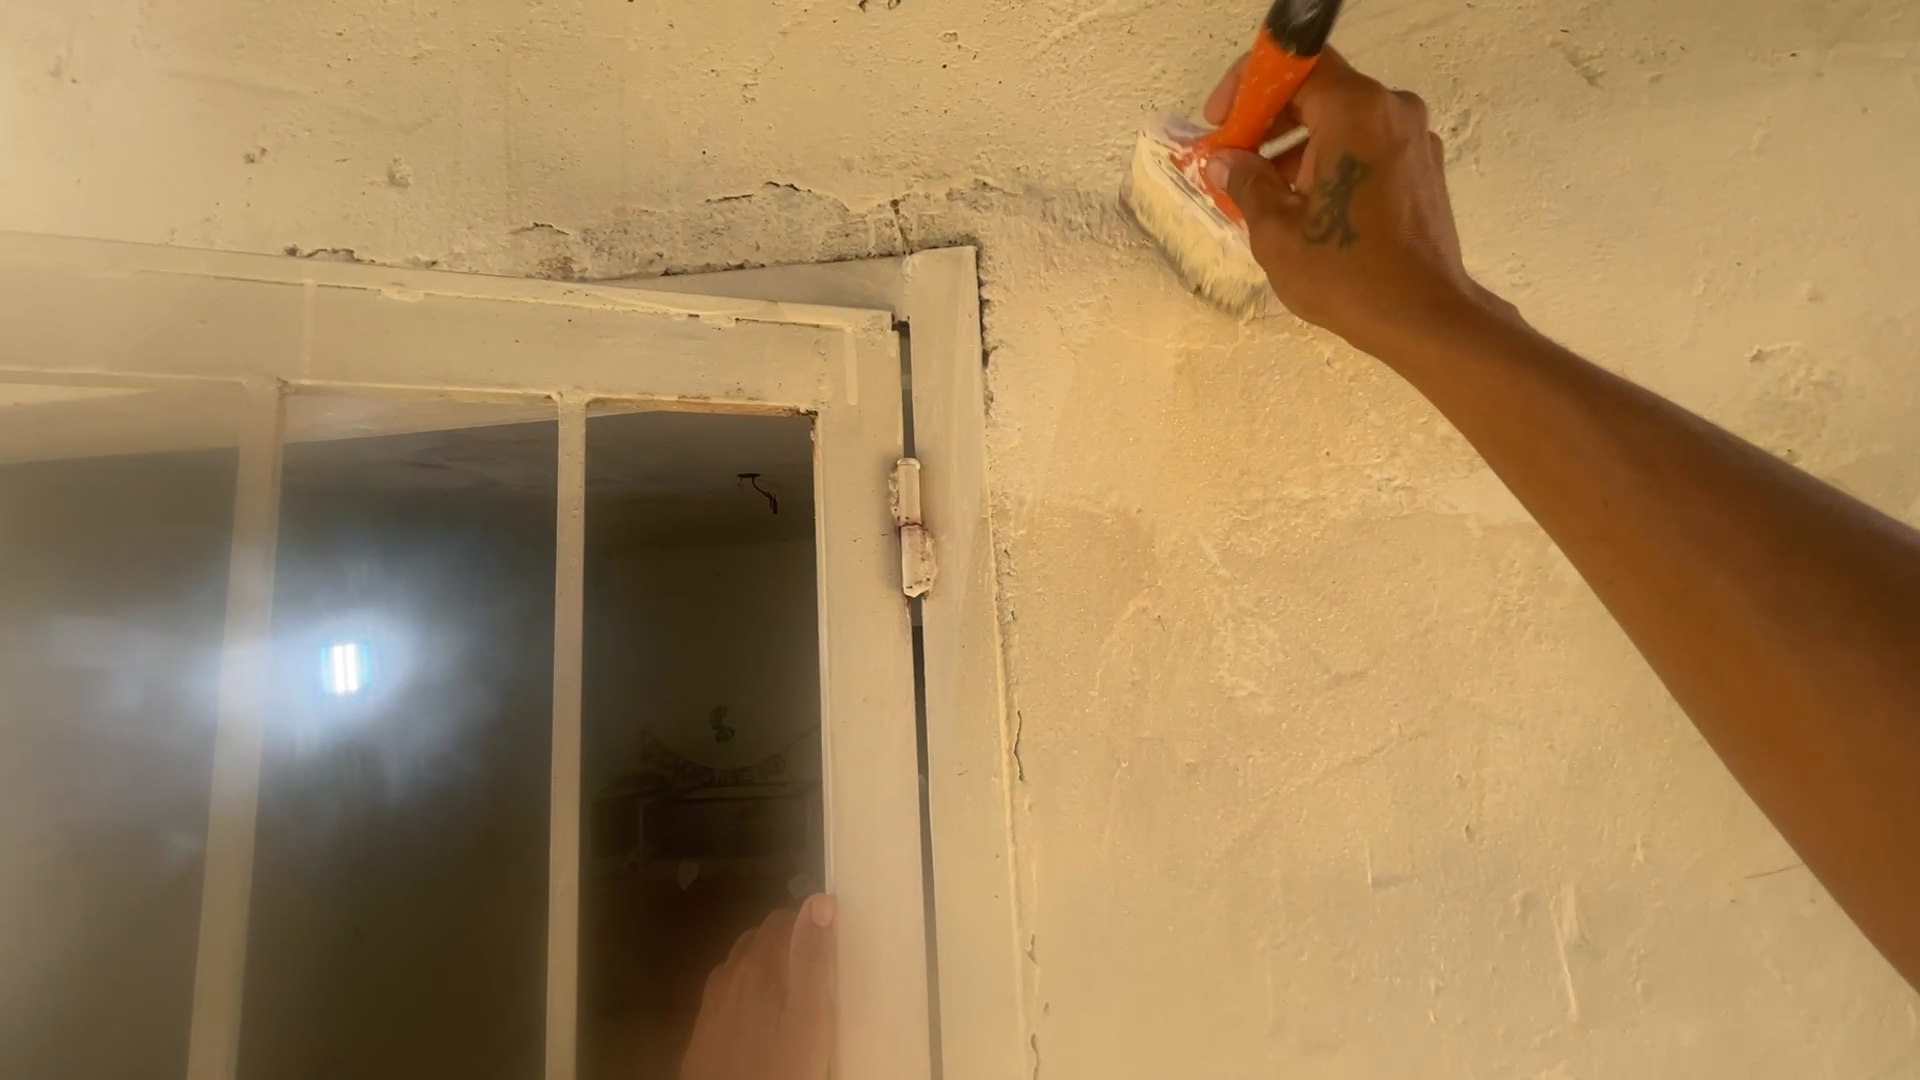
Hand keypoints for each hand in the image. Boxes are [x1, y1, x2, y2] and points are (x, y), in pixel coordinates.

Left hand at [680, 895, 836, 1079]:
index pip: (780, 919)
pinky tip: (756, 1028)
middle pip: (756, 941)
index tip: (825, 949)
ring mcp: (709, 1008)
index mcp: (757, 966)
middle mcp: (728, 978)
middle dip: (783, 946)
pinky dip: (741, 1000)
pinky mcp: (699, 1038)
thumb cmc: (782, 1070)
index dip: (805, 926)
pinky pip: (723, 1002)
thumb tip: (819, 900)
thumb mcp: (810, 1017)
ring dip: (760, 971)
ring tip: (786, 1000)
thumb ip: (812, 957)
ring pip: (737, 970)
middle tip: (810, 976)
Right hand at [1204, 49, 1505, 351]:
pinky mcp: (1420, 168)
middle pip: (1319, 93)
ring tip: (1263, 200)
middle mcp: (1391, 111)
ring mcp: (1412, 139)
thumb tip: (1225, 161)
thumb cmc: (1343, 273)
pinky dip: (1326, 166)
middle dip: (1268, 124)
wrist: (1419, 315)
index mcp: (1356, 113)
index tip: (1220, 121)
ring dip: (1294, 152)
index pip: (1298, 65)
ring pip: (1340, 125)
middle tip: (1232, 165)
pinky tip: (1303, 211)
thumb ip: (1246, 185)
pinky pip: (1363, 149)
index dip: (1250, 85)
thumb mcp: (1276, 232)